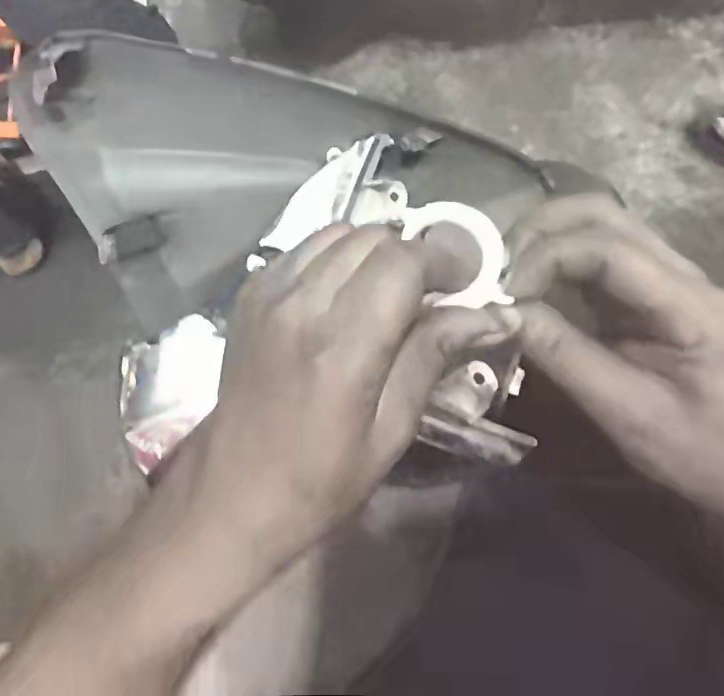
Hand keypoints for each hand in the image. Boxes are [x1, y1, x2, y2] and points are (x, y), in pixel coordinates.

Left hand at [183, 224, 499, 562]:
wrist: (230, 492)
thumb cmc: (320, 477)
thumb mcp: (392, 428)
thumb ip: (434, 355)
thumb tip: (493, 314)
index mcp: (342, 345)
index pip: (404, 262)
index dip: (443, 261)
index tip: (464, 282)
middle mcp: (302, 304)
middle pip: (374, 238)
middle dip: (414, 255)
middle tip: (432, 289)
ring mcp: (270, 291)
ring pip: (340, 233)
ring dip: (376, 250)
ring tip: (390, 287)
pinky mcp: (251, 291)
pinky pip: (307, 247)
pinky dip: (338, 255)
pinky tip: (347, 290)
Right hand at [505, 195, 723, 516]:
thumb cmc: (698, 455)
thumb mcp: (628, 415)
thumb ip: (566, 357)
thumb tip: (505, 311)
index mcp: (694, 305)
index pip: (611, 249)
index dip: (550, 257)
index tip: (507, 291)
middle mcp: (686, 274)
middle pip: (606, 215)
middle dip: (544, 229)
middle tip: (500, 267)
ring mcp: (670, 275)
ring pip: (602, 222)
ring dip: (549, 236)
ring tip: (510, 270)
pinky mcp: (650, 288)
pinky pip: (599, 251)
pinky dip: (559, 256)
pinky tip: (532, 280)